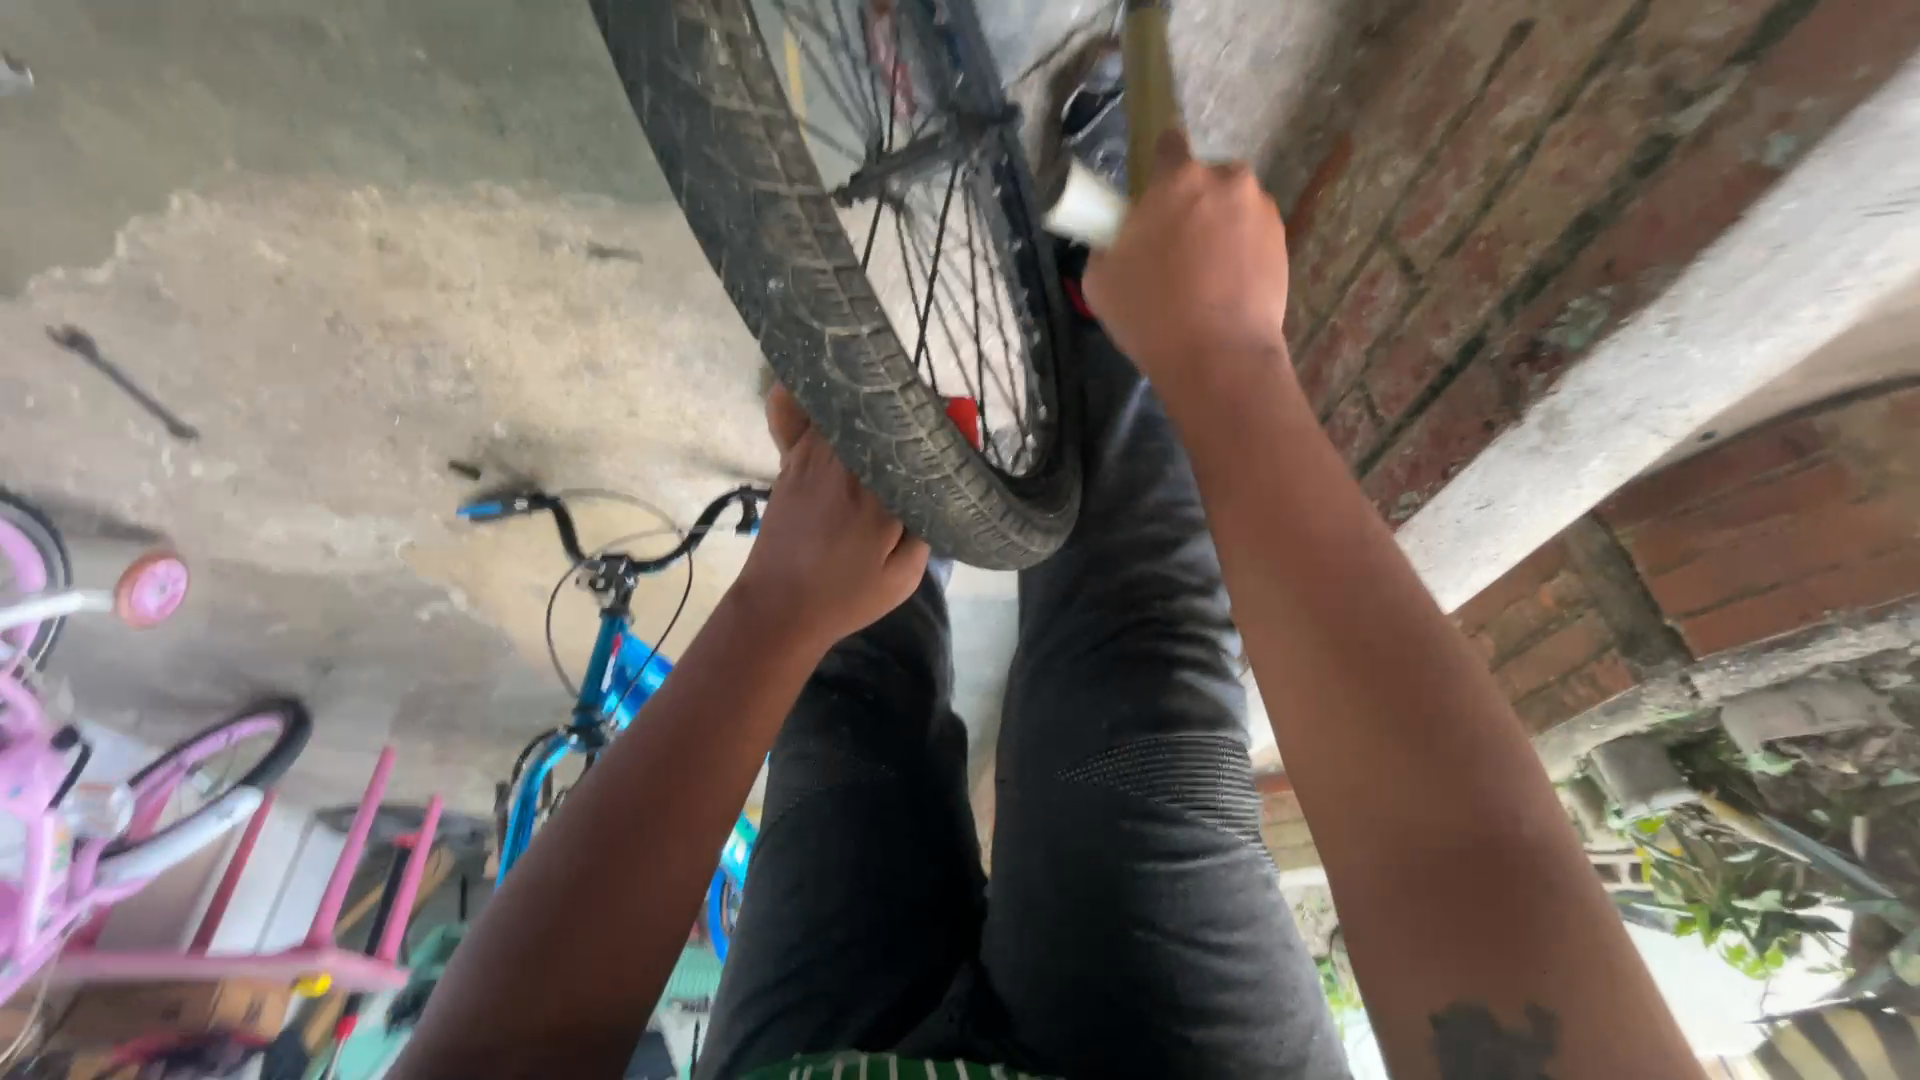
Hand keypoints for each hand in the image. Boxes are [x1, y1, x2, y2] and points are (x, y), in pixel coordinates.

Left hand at [733, 385, 928, 650]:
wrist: (779, 607)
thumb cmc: (846, 597)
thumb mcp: (904, 577)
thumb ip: (926, 526)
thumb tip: (938, 483)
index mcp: (879, 494)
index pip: (917, 440)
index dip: (939, 426)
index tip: (956, 421)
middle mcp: (845, 463)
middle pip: (881, 415)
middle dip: (905, 409)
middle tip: (925, 414)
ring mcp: (811, 455)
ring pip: (844, 408)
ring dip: (865, 400)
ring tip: (887, 400)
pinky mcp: (790, 459)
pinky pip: (794, 413)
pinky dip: (803, 395)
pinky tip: (820, 385)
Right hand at [1082, 131, 1294, 405]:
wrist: (1218, 357)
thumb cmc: (1150, 314)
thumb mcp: (1100, 278)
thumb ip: (1110, 242)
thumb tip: (1123, 236)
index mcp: (1177, 178)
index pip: (1167, 144)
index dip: (1157, 169)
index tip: (1150, 199)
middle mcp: (1227, 180)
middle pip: (1203, 180)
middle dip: (1190, 205)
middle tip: (1173, 250)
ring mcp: (1261, 211)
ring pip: (1231, 209)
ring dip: (1217, 229)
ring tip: (1202, 278)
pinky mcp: (1282, 243)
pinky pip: (1251, 237)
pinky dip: (1239, 254)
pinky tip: (1224, 290)